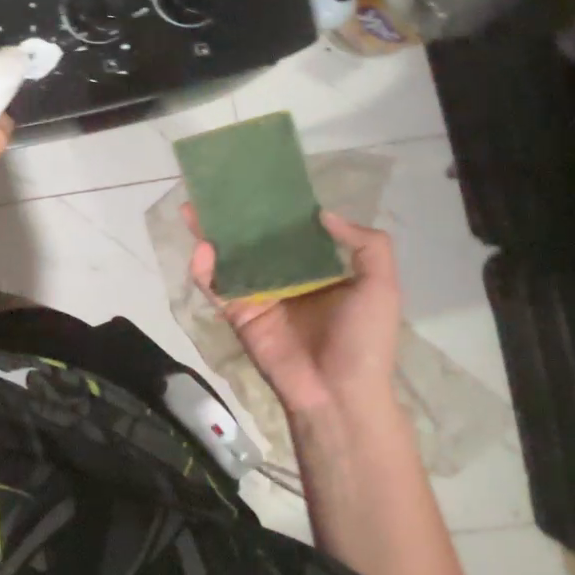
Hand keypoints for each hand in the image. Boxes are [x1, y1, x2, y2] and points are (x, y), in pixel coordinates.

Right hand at [185, 206, 401, 415]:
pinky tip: (202, 249)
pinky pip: (215, 285)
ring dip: (209, 233)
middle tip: (214, 190)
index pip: (293, 232)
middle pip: (253, 239)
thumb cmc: (364, 339)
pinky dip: (203, 267)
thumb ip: (366, 246)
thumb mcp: (381, 287)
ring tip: (193, 208)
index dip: (277, 208)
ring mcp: (257, 294)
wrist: (338, 391)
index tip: (261, 182)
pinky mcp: (236, 311)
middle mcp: (284, 277)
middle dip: (234, 216)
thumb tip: (322, 213)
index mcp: (318, 270)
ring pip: (228, 257)